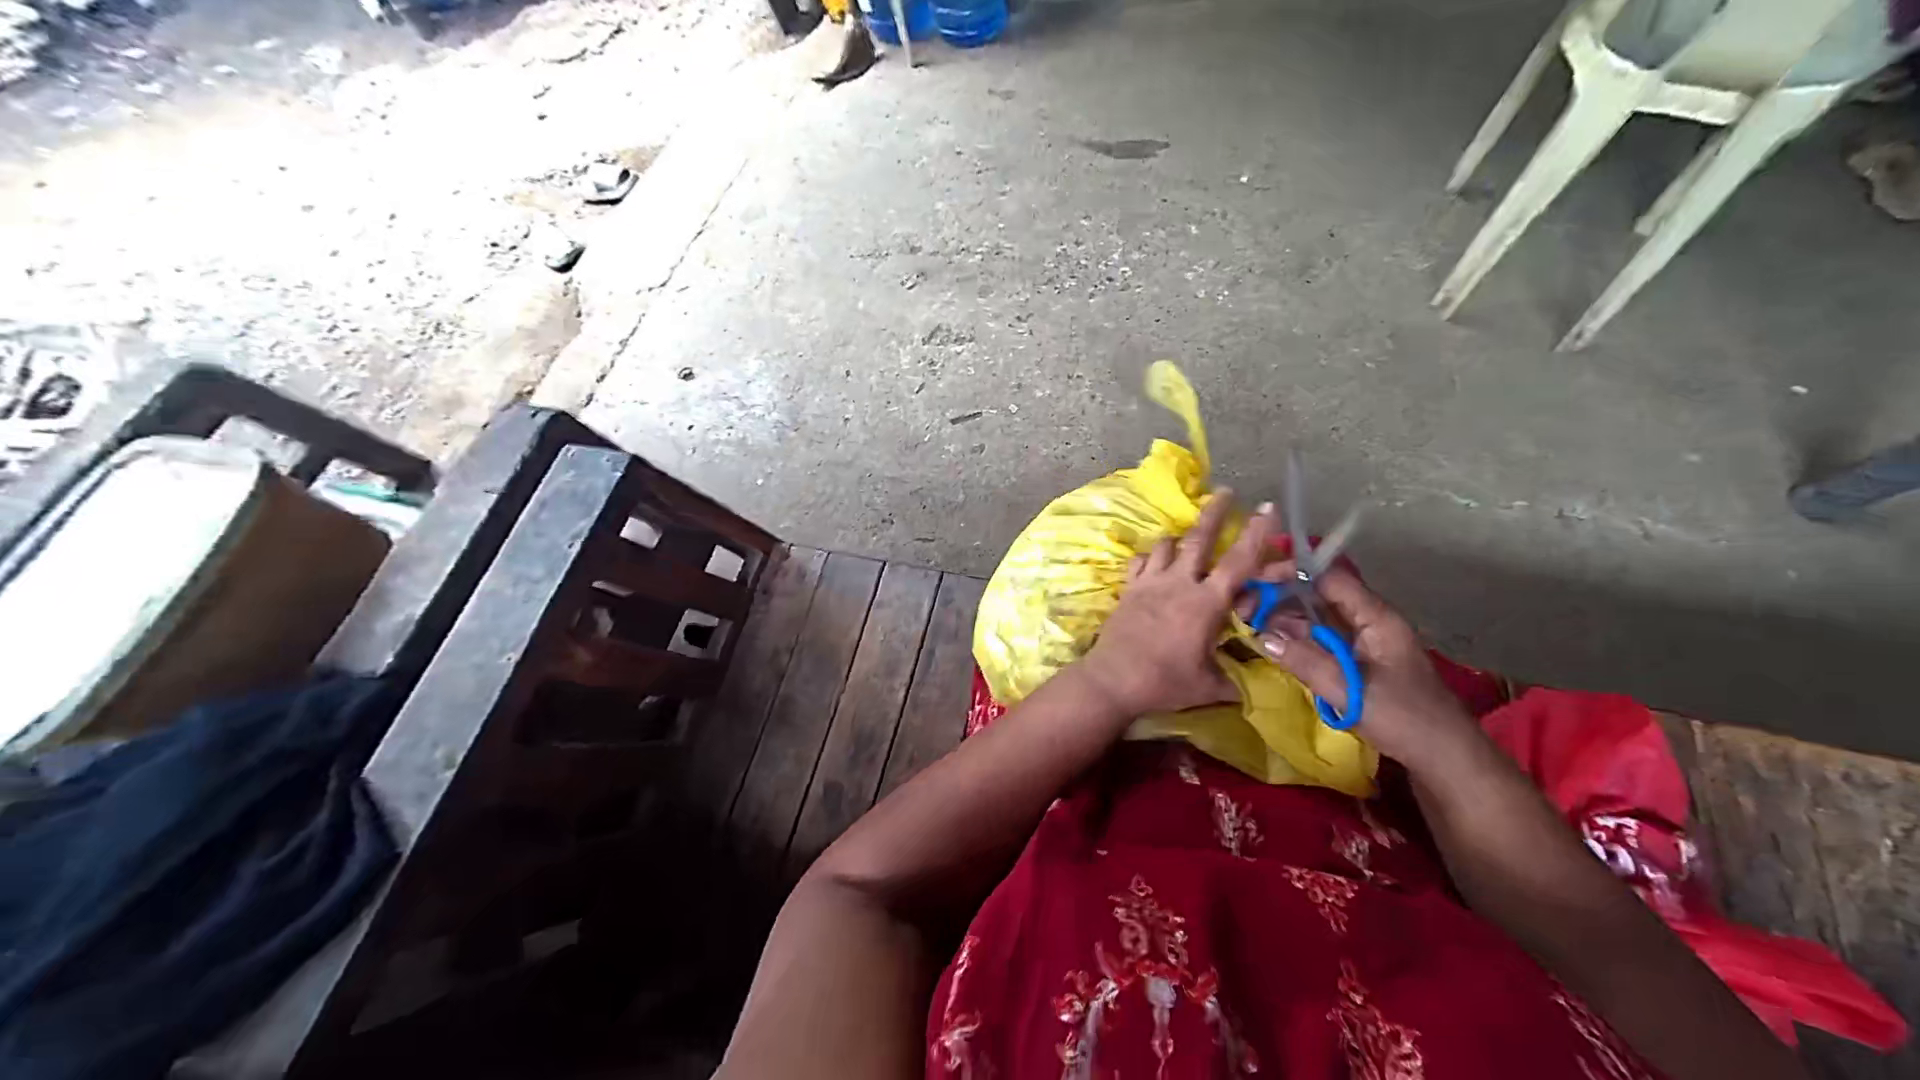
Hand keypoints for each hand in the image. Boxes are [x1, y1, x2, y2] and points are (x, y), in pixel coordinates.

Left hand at [1076, 488, 1271, 717]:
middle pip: (1200, 538)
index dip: (1257, 533)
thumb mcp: (1210, 686)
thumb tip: (1247, 686)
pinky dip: (1150, 557)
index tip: (1267, 508)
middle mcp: (1179, 583)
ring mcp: (1150, 583)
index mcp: (1207, 603)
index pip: (1240, 561)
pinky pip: (1140, 561)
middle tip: (1225, 491)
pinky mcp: (1128, 589)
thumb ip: (1233, 679)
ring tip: (1188, 536)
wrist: (1112, 680)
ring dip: (1181, 537)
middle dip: (1215, 511)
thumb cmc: (1165, 682)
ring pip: (1167, 545)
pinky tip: (1154, 562)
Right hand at [1249, 561, 1477, 765]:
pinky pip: (1322, 638)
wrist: (1444, 758)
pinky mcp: (1357, 660)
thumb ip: (1305, 660)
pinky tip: (1274, 645)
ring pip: (1318, 617)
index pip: (1330, 578)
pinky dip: (1297, 638)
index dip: (1292, 574)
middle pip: (1320, 594)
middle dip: (1281, 597)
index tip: (1256, 582)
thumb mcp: (1349, 690)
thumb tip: (1261, 636)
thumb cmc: (1404, 719)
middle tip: (1245, 609)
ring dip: (1285, 619)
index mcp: (1376, 618)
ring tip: (1251, 626)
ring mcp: (1364, 641)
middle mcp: (1370, 621)